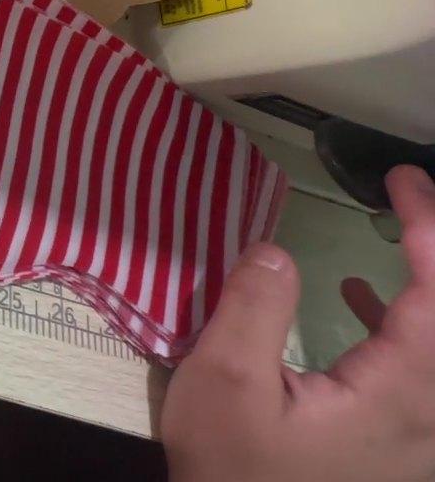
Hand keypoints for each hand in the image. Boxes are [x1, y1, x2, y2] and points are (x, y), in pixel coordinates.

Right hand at [164, 165, 434, 481]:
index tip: (405, 183)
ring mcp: (421, 424)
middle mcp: (432, 410)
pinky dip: (407, 314)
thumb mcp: (224, 377)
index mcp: (398, 393)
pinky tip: (364, 294)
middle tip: (411, 193)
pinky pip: (424, 360)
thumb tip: (272, 247)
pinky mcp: (397, 428)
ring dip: (430, 279)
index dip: (429, 235)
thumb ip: (253, 309)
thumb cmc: (233, 454)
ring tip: (401, 230)